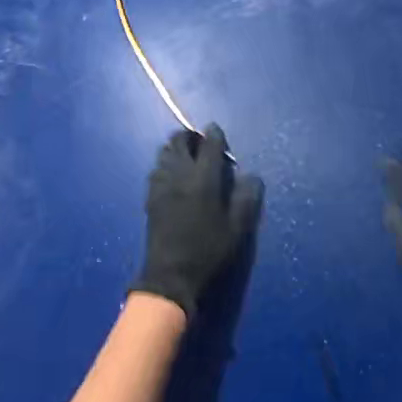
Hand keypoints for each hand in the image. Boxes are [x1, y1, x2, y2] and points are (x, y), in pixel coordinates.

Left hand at [131, 126, 261, 317]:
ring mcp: (161, 183)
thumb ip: (245, 199)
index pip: (209, 147)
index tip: (215, 129)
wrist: (171, 272)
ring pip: (164, 152)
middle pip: (179, 142)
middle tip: (200, 142)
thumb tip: (251, 175)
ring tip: (187, 154)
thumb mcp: (237, 229)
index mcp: (203, 180)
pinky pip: (156, 167)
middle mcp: (179, 174)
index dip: (213, 135)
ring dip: (175, 147)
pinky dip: (165, 162)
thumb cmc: (209, 251)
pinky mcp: (150, 194)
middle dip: (190, 136)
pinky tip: (172, 172)